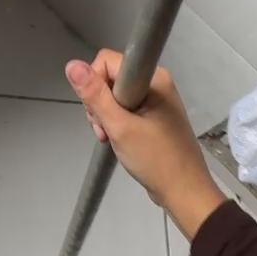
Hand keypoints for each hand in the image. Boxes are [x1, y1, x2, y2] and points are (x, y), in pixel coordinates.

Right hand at [66, 49, 227, 239]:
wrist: (184, 194)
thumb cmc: (155, 160)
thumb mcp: (119, 127)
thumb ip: (95, 95)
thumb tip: (72, 65)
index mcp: (153, 78)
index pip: (107, 62)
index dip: (96, 84)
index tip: (100, 113)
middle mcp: (155, 82)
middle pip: (109, 78)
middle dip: (99, 104)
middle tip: (106, 130)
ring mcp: (155, 99)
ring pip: (113, 95)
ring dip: (105, 116)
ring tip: (111, 138)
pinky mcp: (153, 114)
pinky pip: (124, 107)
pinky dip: (115, 122)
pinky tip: (117, 139)